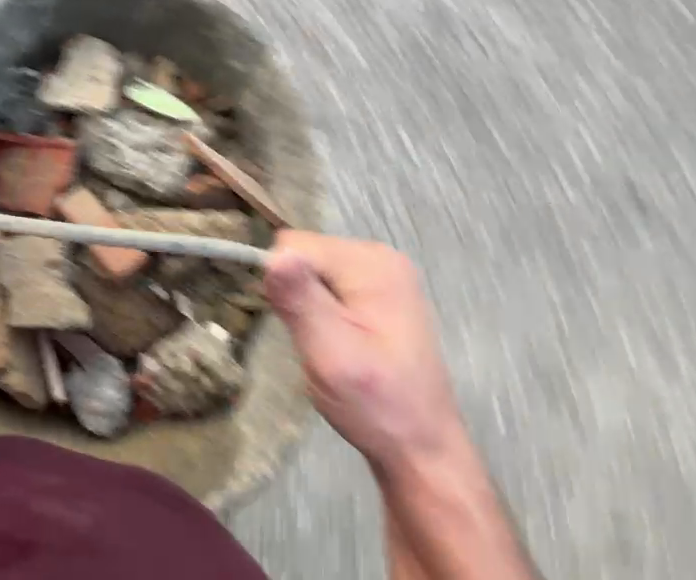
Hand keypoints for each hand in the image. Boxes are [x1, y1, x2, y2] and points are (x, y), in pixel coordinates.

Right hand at [264, 231, 468, 473]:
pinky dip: (319, 311)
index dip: (284, 286)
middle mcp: (380, 258)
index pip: (292, 246)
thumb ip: (301, 301)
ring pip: (309, 270)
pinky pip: (324, 285)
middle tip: (317, 341)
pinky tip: (338, 341)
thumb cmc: (377, 405)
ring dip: (306, 306)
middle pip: (302, 254)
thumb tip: (275, 255)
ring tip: (329, 344)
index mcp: (373, 264)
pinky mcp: (377, 293)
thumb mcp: (331, 354)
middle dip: (296, 295)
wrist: (421, 449)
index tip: (302, 327)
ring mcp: (381, 275)